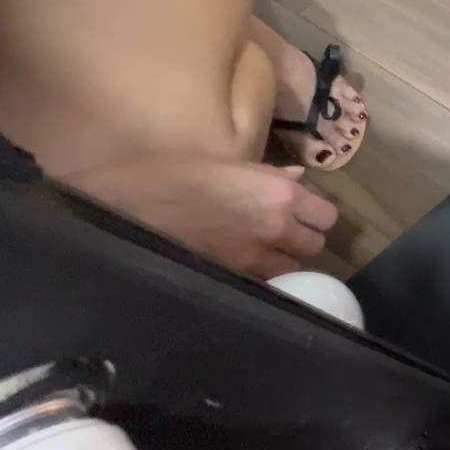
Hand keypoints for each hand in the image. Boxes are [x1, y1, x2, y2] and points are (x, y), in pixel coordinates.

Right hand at [61, 155, 338, 278]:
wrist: (123, 205)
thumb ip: (271, 176)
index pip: (327, 217)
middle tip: (285, 237)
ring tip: (263, 255)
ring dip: (282, 262)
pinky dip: (258, 279)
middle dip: (302, 242)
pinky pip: (259, 284)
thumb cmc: (175, 176)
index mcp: (282, 195)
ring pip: (290, 269)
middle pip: (313, 246)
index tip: (305, 216)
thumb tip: (298, 179)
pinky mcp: (224, 277)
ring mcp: (250, 257)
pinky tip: (243, 270)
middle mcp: (275, 228)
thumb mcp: (230, 165)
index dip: (317, 218)